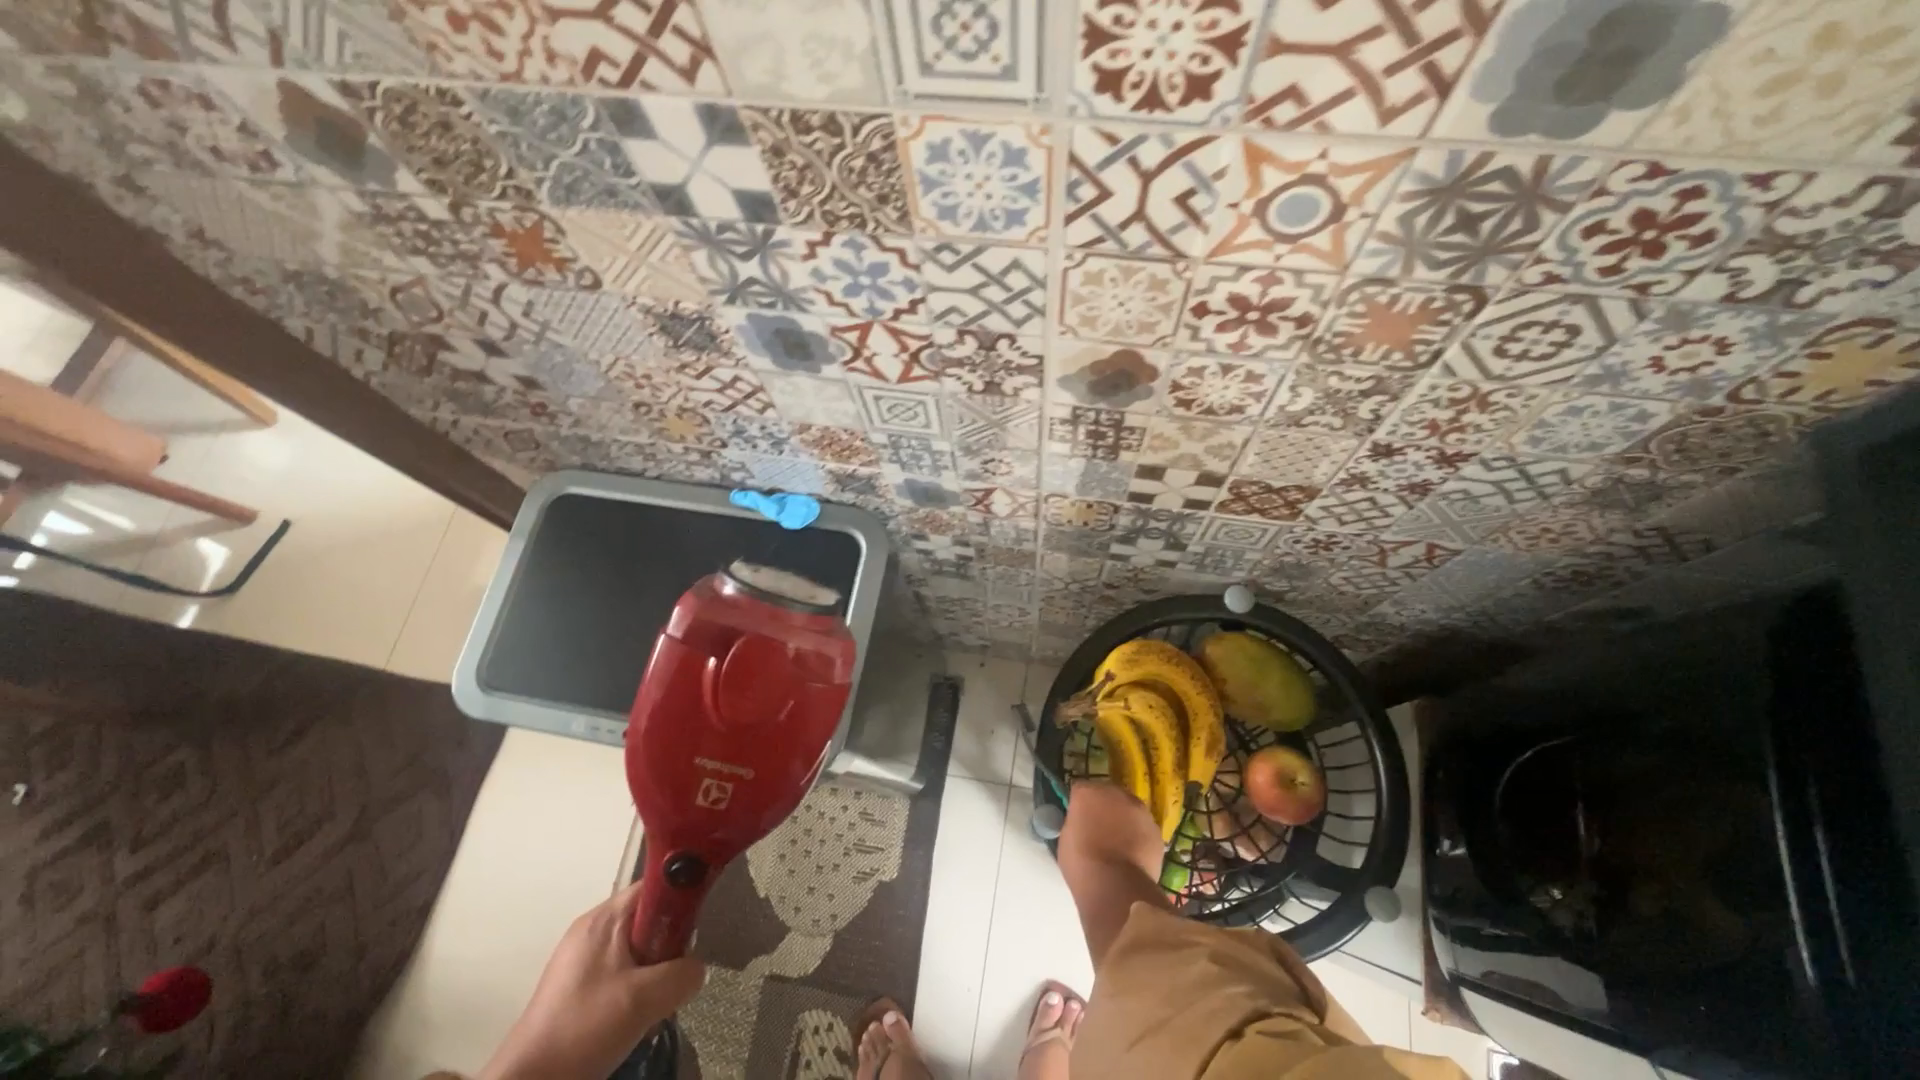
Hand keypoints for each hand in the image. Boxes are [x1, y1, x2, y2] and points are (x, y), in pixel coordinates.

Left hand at [480, 881, 705, 1079]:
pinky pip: (623, 974)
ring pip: (639, 952)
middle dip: (668, 949)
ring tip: (651, 1008)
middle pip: (649, 920)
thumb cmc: (585, 1028)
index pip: (655, 886)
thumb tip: (695, 970)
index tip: (692, 934)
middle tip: (670, 981)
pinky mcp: (579, 986)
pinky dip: (636, 993)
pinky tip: (634, 1021)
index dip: (680, 901)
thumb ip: (683, 973)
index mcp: (604, 919)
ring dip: (654, 977)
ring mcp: (583, 959)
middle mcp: (592, 930)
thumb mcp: (646, 998)